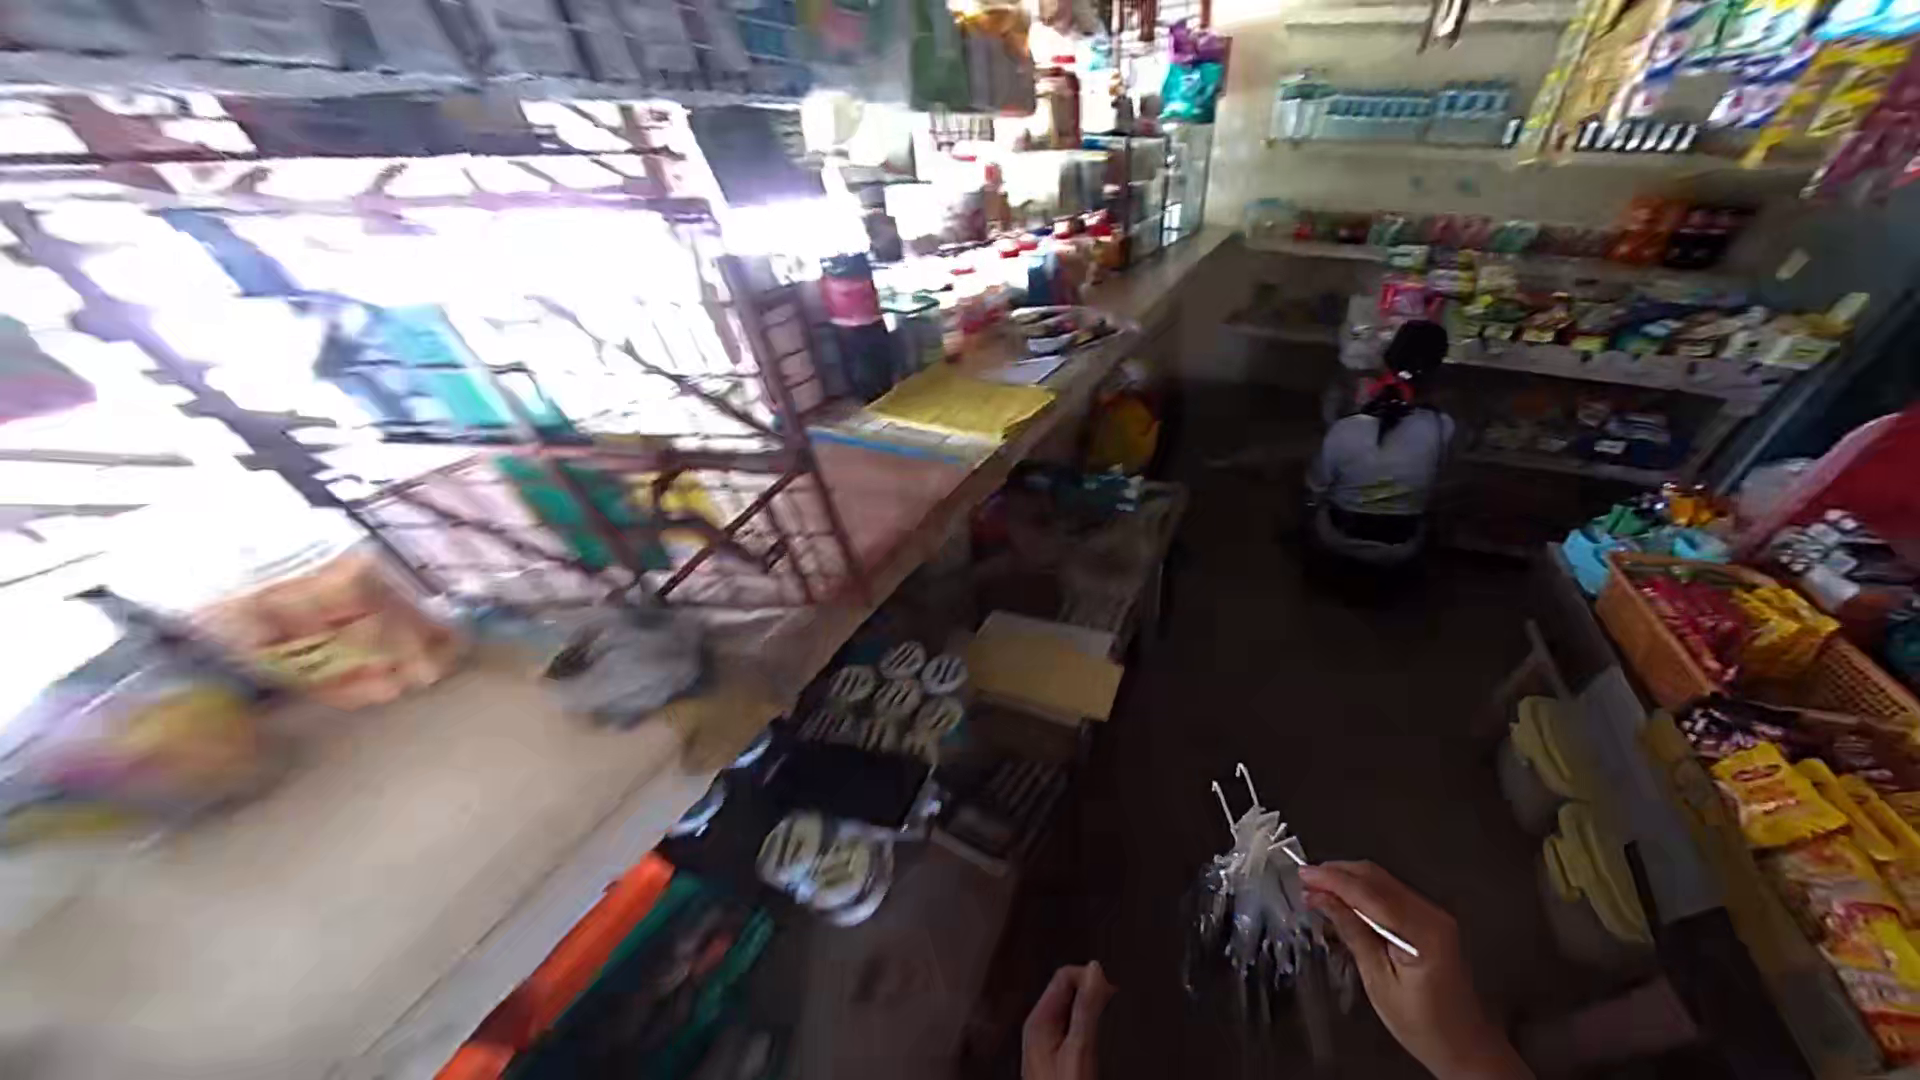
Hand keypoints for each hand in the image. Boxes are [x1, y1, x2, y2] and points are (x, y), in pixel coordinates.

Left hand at [1022, 962, 1113, 1079]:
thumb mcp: (1080, 1049)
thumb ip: (1086, 1009)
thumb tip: (1094, 971)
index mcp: (1038, 1021)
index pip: (1062, 976)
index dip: (1087, 977)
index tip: (1108, 986)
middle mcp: (1038, 1030)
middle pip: (1067, 993)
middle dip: (1091, 993)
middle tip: (1111, 1000)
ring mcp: (1046, 1047)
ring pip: (1072, 1013)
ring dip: (1090, 1010)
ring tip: (1108, 1015)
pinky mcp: (1056, 1061)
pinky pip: (1073, 1032)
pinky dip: (1088, 1028)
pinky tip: (1098, 1038)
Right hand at [1300, 861, 1531, 1079]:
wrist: (1469, 1050)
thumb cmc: (1424, 1026)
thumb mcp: (1379, 981)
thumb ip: (1352, 931)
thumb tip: (1318, 896)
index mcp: (1424, 933)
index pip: (1369, 893)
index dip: (1332, 879)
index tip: (1302, 875)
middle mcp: (1432, 915)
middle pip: (1375, 877)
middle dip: (1335, 873)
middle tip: (1303, 881)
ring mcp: (1433, 914)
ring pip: (1379, 878)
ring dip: (1345, 878)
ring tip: (1315, 888)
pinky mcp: (1428, 917)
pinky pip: (1387, 890)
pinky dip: (1359, 888)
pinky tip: (1341, 897)